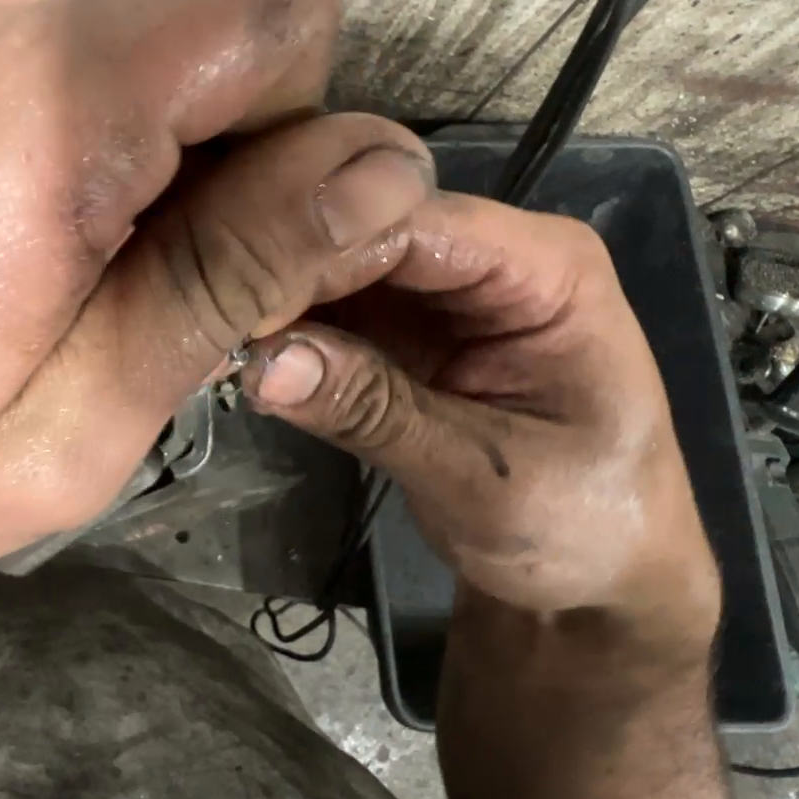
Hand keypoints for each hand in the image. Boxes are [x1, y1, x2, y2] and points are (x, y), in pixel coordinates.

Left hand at [0, 0, 436, 600]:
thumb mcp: (88, 419)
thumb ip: (236, 275)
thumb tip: (383, 171)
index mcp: (12, 126)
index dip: (294, 113)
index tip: (229, 227)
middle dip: (236, 109)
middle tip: (158, 246)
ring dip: (168, 106)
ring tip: (92, 233)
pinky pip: (76, 9)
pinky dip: (102, 93)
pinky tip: (45, 196)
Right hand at [241, 192, 720, 633]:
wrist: (594, 580)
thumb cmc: (582, 529)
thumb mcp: (482, 476)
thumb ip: (374, 411)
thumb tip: (261, 362)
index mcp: (542, 267)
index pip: (410, 218)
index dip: (319, 240)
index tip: (235, 283)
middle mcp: (485, 260)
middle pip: (364, 229)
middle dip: (287, 266)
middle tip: (204, 309)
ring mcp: (436, 296)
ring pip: (336, 269)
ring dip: (275, 299)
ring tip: (205, 326)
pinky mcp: (400, 334)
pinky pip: (329, 314)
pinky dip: (285, 334)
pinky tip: (233, 349)